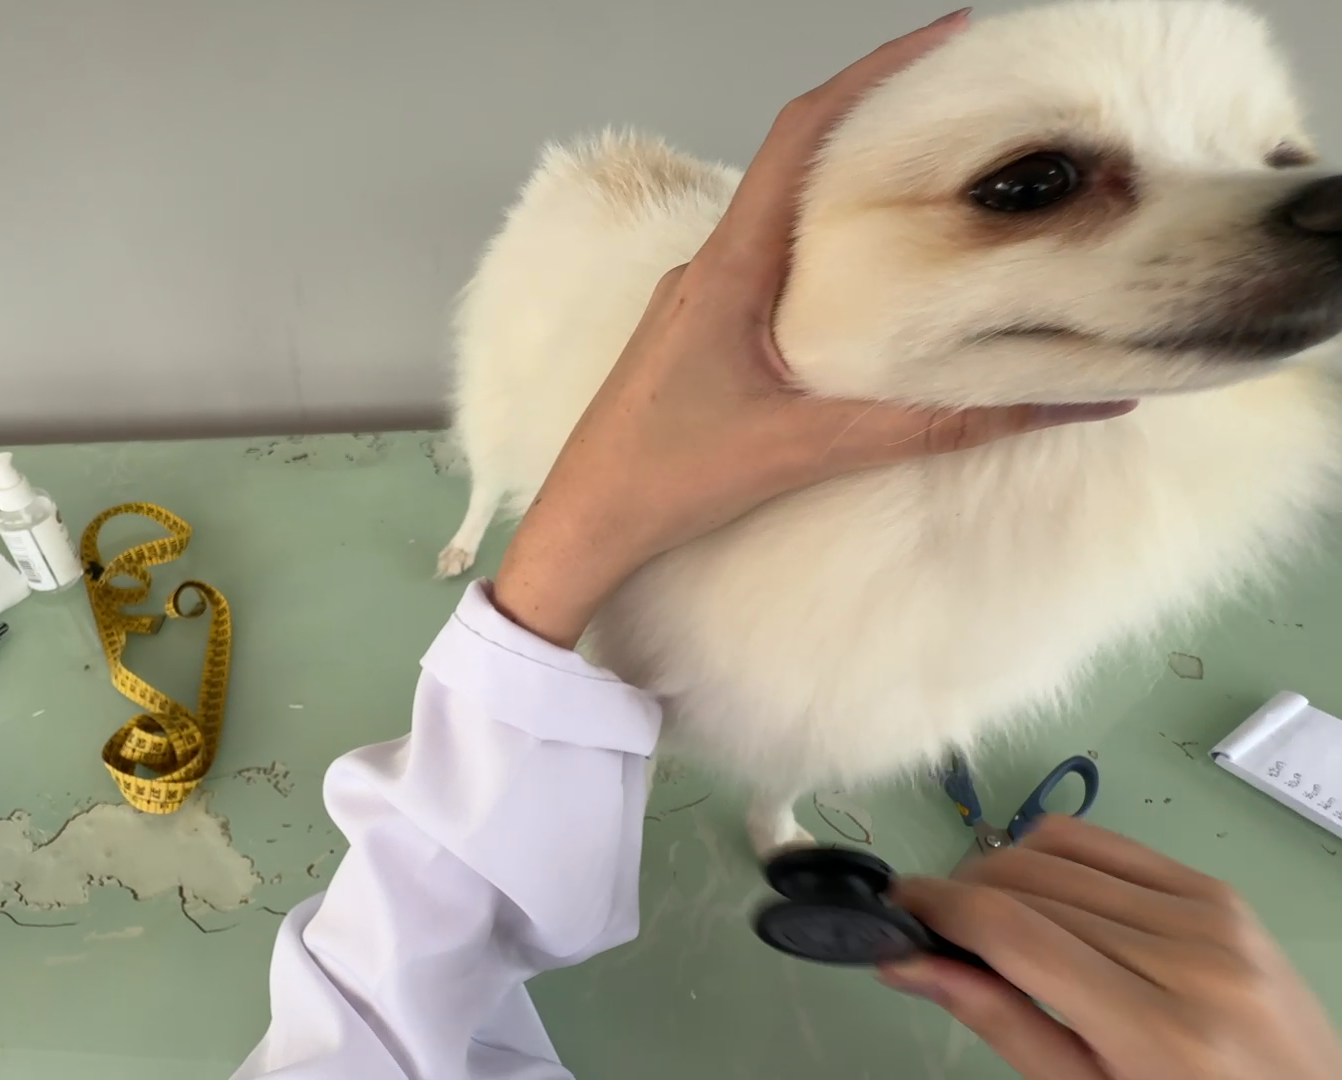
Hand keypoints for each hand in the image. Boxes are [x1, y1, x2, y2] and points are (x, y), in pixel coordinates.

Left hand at [489, 8, 1132, 646]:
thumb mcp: (807, 448)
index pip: (798, 139)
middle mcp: (701, 273)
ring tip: (937, 204)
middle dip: (882, 139)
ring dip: (846, 208)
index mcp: (724, 272)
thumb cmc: (667, 480)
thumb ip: (935, 422)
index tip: (957, 40)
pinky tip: (857, 292)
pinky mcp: (685, 338)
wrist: (585, 521)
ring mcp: (688, 304)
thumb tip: (1069, 397)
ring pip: (776, 229)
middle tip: (979, 130)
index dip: (876, 73)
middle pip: (794, 174)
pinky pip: (756, 275)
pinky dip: (813, 263)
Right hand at [886, 816, 1341, 1079]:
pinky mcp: (1214, 891)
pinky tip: (1043, 893)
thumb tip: (897, 958)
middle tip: (944, 931)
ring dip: (992, 877)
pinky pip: (1084, 837)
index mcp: (1162, 1033)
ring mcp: (1211, 917)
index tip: (894, 908)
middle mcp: (1192, 961)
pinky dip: (1038, 852)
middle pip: (1015, 885)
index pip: (1006, 928)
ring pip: (1039, 854)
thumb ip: (995, 1020)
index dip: (932, 904)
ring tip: (996, 917)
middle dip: (956, 898)